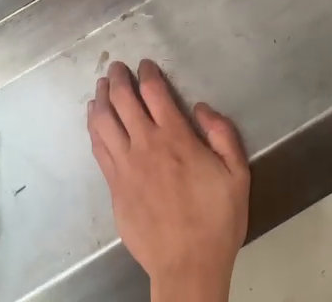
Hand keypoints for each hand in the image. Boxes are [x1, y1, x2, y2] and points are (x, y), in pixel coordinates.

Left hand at [87, 61, 249, 301]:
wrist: (188, 266)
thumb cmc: (217, 221)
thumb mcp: (238, 175)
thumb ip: (223, 135)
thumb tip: (202, 108)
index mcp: (176, 138)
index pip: (155, 92)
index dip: (148, 73)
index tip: (145, 64)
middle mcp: (146, 144)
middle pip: (123, 99)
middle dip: (118, 78)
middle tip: (117, 67)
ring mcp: (126, 166)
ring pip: (104, 120)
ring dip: (101, 97)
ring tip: (101, 85)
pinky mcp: (114, 186)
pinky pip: (98, 147)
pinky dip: (94, 126)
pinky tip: (94, 118)